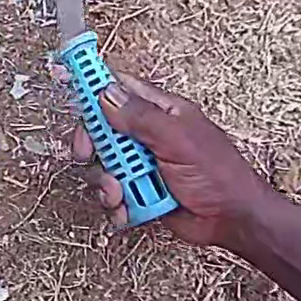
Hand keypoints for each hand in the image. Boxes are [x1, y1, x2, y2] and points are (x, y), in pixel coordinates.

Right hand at [69, 72, 268, 246]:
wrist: (230, 220)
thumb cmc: (219, 174)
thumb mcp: (178, 139)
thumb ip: (140, 117)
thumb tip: (106, 93)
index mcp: (160, 113)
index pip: (119, 89)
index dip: (94, 85)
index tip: (70, 80)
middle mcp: (146, 136)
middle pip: (101, 130)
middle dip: (92, 144)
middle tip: (89, 154)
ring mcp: (141, 165)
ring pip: (102, 166)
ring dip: (106, 182)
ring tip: (122, 192)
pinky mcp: (137, 192)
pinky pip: (111, 194)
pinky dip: (116, 204)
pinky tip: (129, 208)